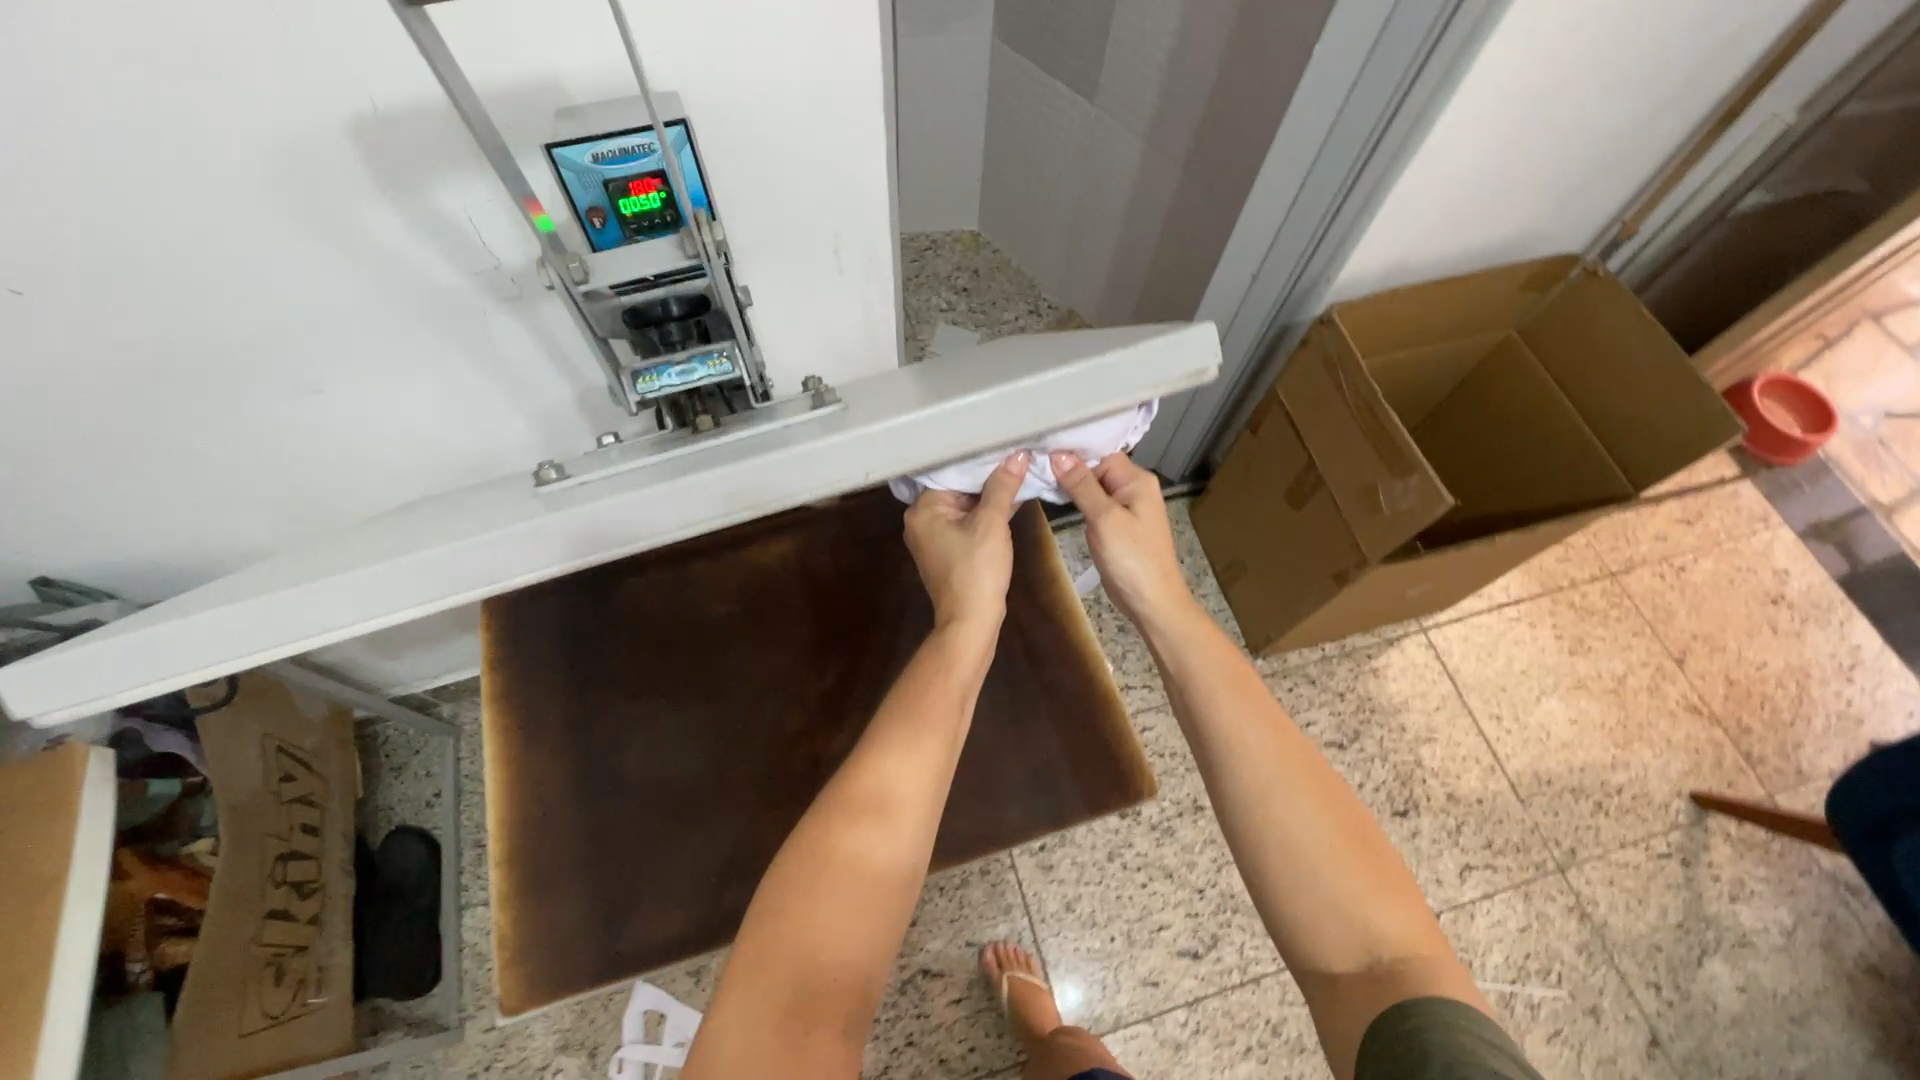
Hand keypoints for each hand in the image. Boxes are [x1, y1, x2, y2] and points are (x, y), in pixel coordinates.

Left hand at [904, 451, 1030, 629]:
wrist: (971, 620)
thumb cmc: (977, 568)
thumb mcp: (992, 523)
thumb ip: (1003, 486)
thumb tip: (1019, 455)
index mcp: (923, 509)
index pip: (950, 472)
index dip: (979, 460)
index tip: (1003, 445)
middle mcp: (921, 520)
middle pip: (957, 489)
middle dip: (986, 477)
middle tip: (1015, 455)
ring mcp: (934, 538)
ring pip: (964, 506)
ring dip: (989, 496)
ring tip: (1019, 472)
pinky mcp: (948, 551)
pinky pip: (967, 523)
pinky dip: (986, 514)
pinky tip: (1013, 500)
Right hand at [1051, 452, 1195, 629]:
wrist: (1151, 601)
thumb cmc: (1131, 559)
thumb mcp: (1103, 518)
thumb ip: (1081, 485)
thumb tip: (1058, 455)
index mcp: (1137, 480)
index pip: (1101, 455)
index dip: (1074, 456)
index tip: (1043, 456)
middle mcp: (1134, 488)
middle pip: (1098, 469)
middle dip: (1070, 470)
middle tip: (1036, 470)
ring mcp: (1127, 508)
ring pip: (1095, 488)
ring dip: (1072, 487)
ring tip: (1041, 482)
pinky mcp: (1118, 526)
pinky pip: (1096, 506)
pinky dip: (1079, 504)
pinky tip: (1058, 501)